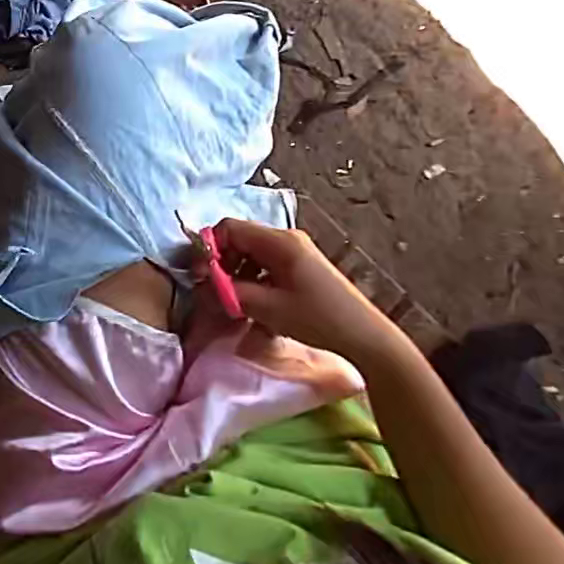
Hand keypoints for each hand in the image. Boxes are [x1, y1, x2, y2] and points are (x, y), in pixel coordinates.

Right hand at [212, 218, 412, 365]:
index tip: (199, 276)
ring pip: (251, 255)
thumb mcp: (268, 307)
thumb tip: (201, 285)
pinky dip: (252, 282)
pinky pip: (265, 267)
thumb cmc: (317, 318)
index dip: (209, 248)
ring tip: (233, 303)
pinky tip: (254, 306)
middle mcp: (286, 239)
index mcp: (279, 241)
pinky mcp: (301, 268)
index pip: (230, 228)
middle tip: (213, 292)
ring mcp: (296, 253)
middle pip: (240, 240)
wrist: (363, 336)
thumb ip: (230, 292)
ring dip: (236, 275)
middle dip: (221, 263)